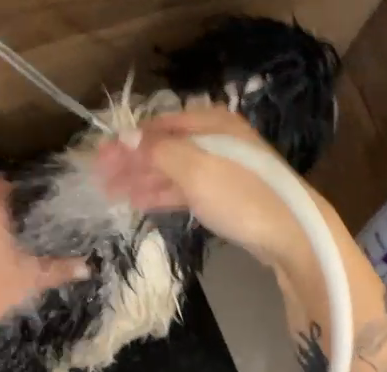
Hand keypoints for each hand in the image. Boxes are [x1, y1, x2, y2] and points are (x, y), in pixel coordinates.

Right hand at [94, 106, 337, 278]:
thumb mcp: (196, 169)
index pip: (158, 126)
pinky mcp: (223, 197)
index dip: (126, 142)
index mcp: (210, 124)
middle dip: (130, 163)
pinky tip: (140, 203)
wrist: (288, 233)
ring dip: (141, 181)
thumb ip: (158, 152)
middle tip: (99, 181)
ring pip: (171, 172)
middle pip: (163, 148)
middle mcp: (215, 140)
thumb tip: (125, 138)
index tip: (98, 159)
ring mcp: (220, 170)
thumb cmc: (242, 196)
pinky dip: (160, 196)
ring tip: (112, 195)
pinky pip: (183, 191)